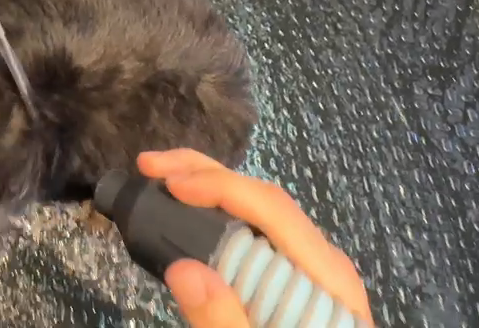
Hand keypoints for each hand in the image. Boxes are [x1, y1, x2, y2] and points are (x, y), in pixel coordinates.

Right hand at [139, 149, 372, 327]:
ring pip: (256, 209)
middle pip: (262, 198)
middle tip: (150, 166)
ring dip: (205, 185)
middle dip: (204, 173)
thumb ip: (226, 326)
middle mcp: (321, 265)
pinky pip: (252, 234)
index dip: (220, 186)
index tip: (170, 185)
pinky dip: (213, 214)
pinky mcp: (290, 286)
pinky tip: (185, 213)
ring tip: (159, 176)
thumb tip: (182, 267)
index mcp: (329, 281)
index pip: (273, 209)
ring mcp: (307, 274)